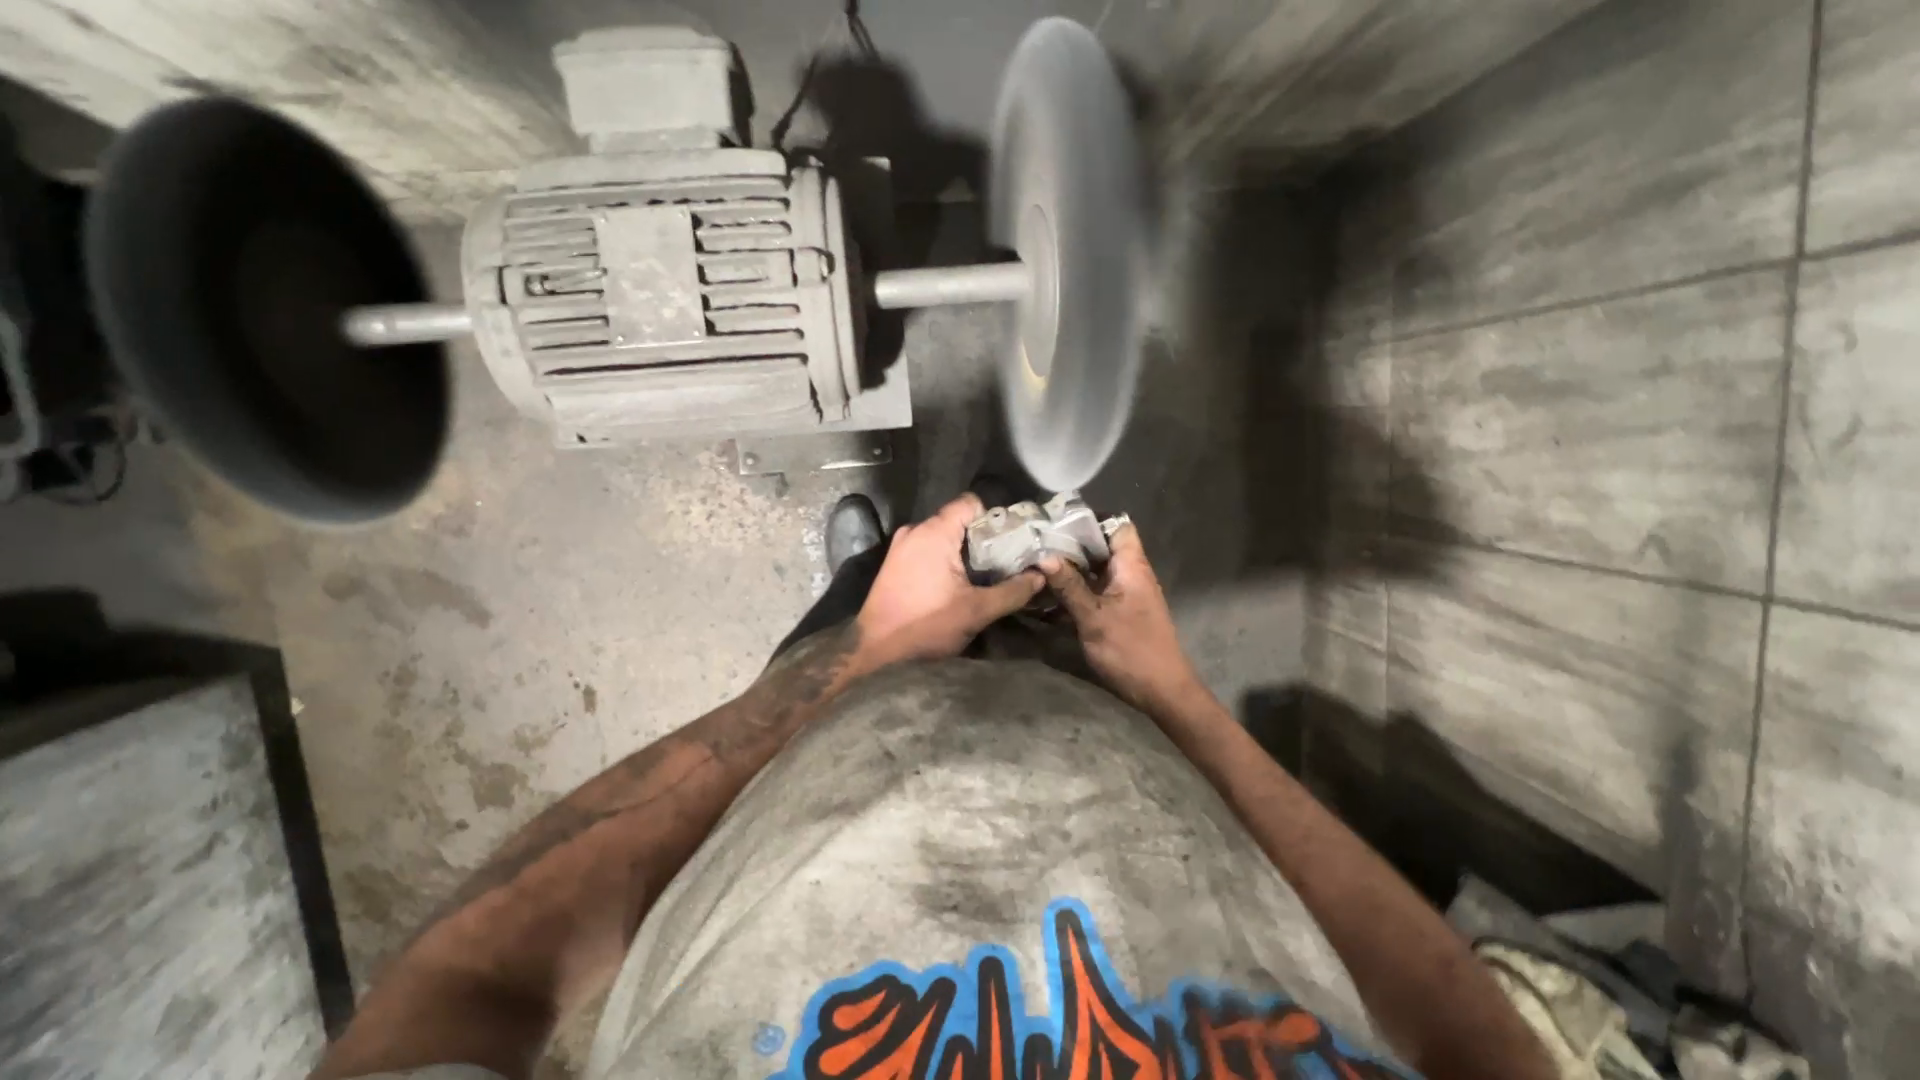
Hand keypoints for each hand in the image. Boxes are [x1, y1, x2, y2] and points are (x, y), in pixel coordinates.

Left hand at [855, 493, 1044, 668]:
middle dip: (984, 538)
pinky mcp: (895, 563)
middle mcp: (915, 531)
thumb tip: (1041, 576)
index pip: (971, 503)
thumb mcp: (977, 611)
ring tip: (988, 575)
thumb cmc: (926, 626)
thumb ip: (1013, 591)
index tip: (1013, 540)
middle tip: (1007, 561)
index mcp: (934, 532)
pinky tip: (960, 584)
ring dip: (966, 552)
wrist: (875, 651)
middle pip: (959, 520)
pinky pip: (929, 550)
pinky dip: (948, 560)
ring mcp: (902, 546)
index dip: (995, 518)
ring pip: (944, 536)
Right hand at [1041, 523, 1203, 713]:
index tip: (1056, 524)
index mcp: (1132, 566)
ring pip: (1096, 572)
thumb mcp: (1094, 618)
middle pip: (1102, 548)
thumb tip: (1043, 556)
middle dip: (1071, 546)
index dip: (1090, 520)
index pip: (1117, 525)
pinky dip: (1076, 592)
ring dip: (1070, 571)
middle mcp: (1131, 574)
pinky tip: (1049, 599)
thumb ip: (1069, 586)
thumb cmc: (1131, 650)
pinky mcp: (1120, 613)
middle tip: (1036, 546)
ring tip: (1036, 568)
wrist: (1162, 691)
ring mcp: (1126, 594)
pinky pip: (1095, 592)